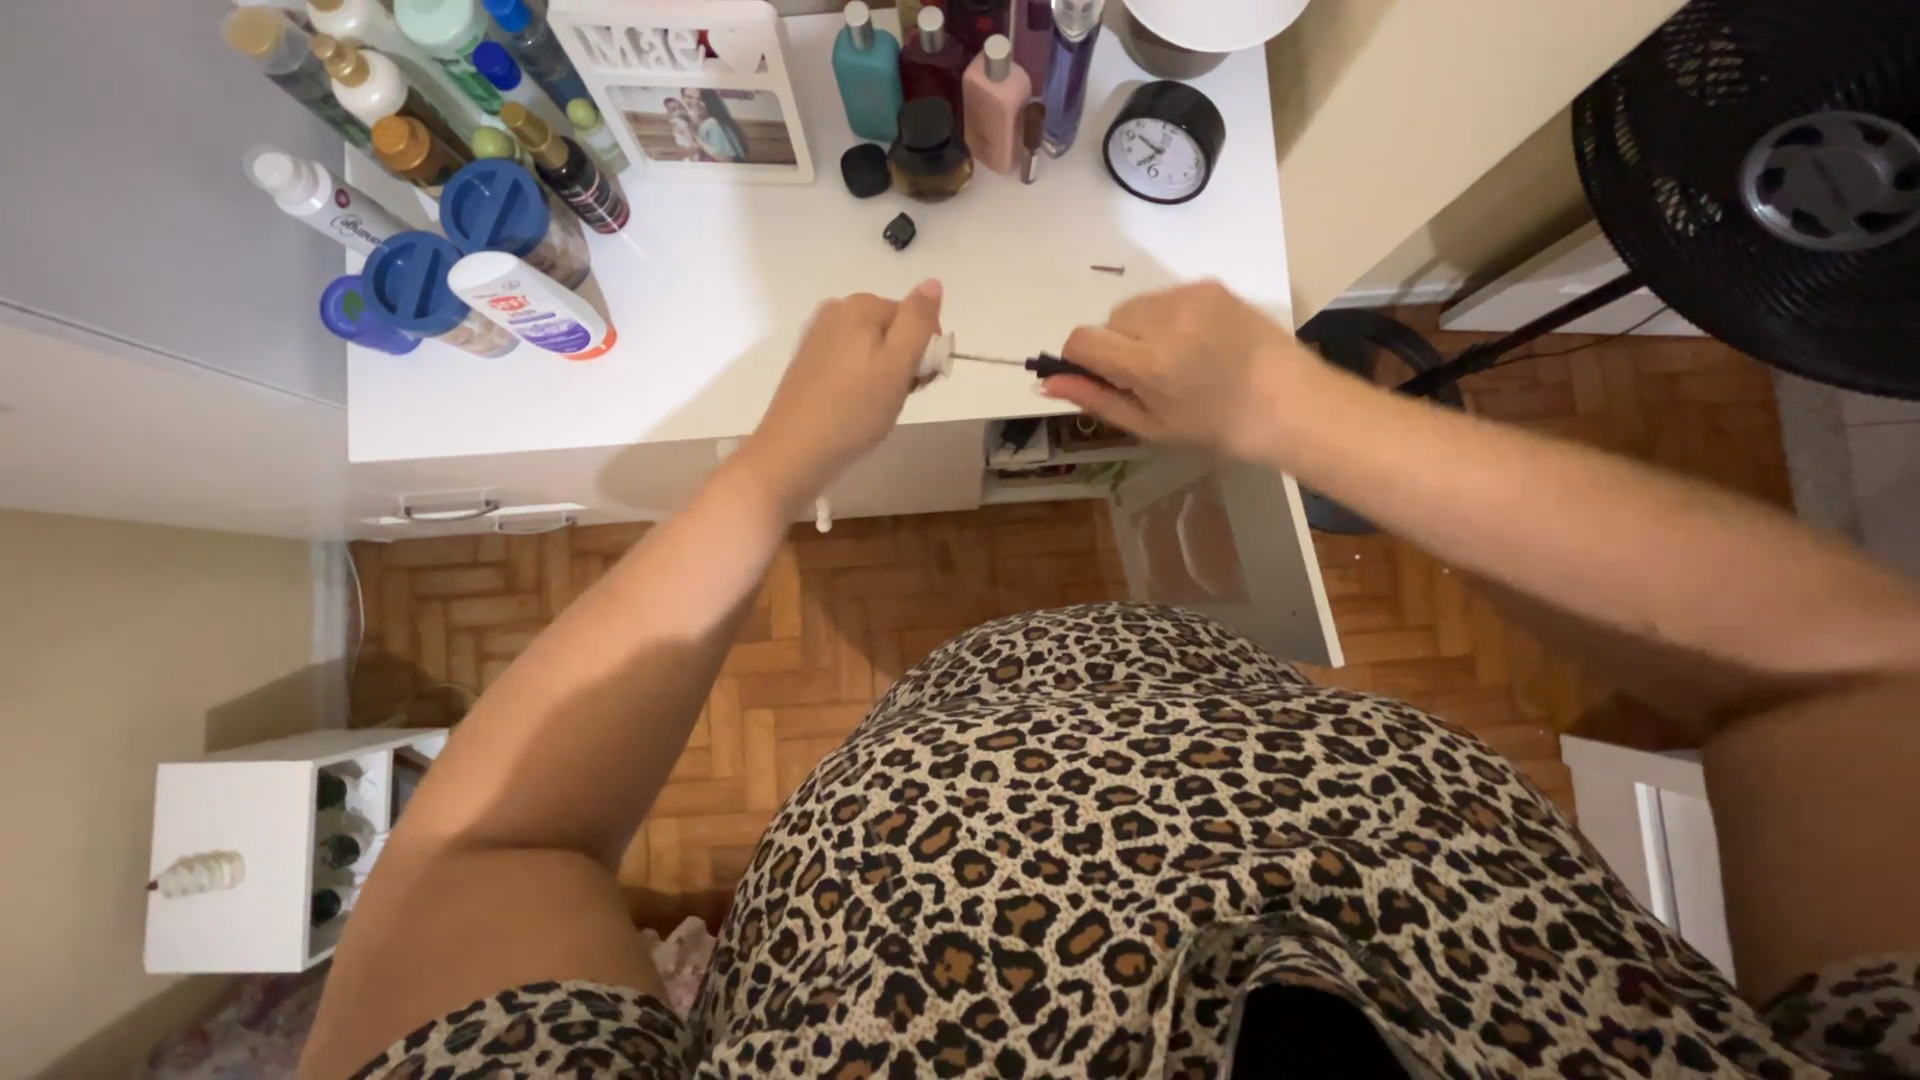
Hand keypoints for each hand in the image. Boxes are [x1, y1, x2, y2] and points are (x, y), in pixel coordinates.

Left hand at [744, 280, 943, 504]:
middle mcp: (834, 312)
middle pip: (891, 330)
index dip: (925, 351)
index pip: (914, 317)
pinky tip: (856, 408)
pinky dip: (861, 382)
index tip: (920, 383)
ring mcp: (817, 338)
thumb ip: (919, 320)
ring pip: (872, 349)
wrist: (795, 451)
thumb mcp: (897, 364)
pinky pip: (850, 363)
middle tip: (897, 398)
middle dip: (904, 362)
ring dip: (884, 375)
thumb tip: (933, 282)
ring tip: (876, 407)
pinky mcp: (808, 364)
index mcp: (859, 306)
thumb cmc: (854, 410)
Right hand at [1043, 281, 1334, 462]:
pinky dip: (1166, 317)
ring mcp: (1190, 296)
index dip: (1079, 358)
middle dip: (1115, 344)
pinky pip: (1164, 296)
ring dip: (1139, 328)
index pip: (1082, 339)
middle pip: (1108, 320)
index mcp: (1148, 361)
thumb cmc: (1216, 426)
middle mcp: (1164, 318)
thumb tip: (1049, 383)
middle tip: (1147, 374)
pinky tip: (1194, 341)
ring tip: (1174, 357)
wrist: (1288, 401)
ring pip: (1134, 306)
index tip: (1098, 376)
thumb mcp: (1149, 424)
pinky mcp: (1209, 285)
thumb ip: (1096, 398)